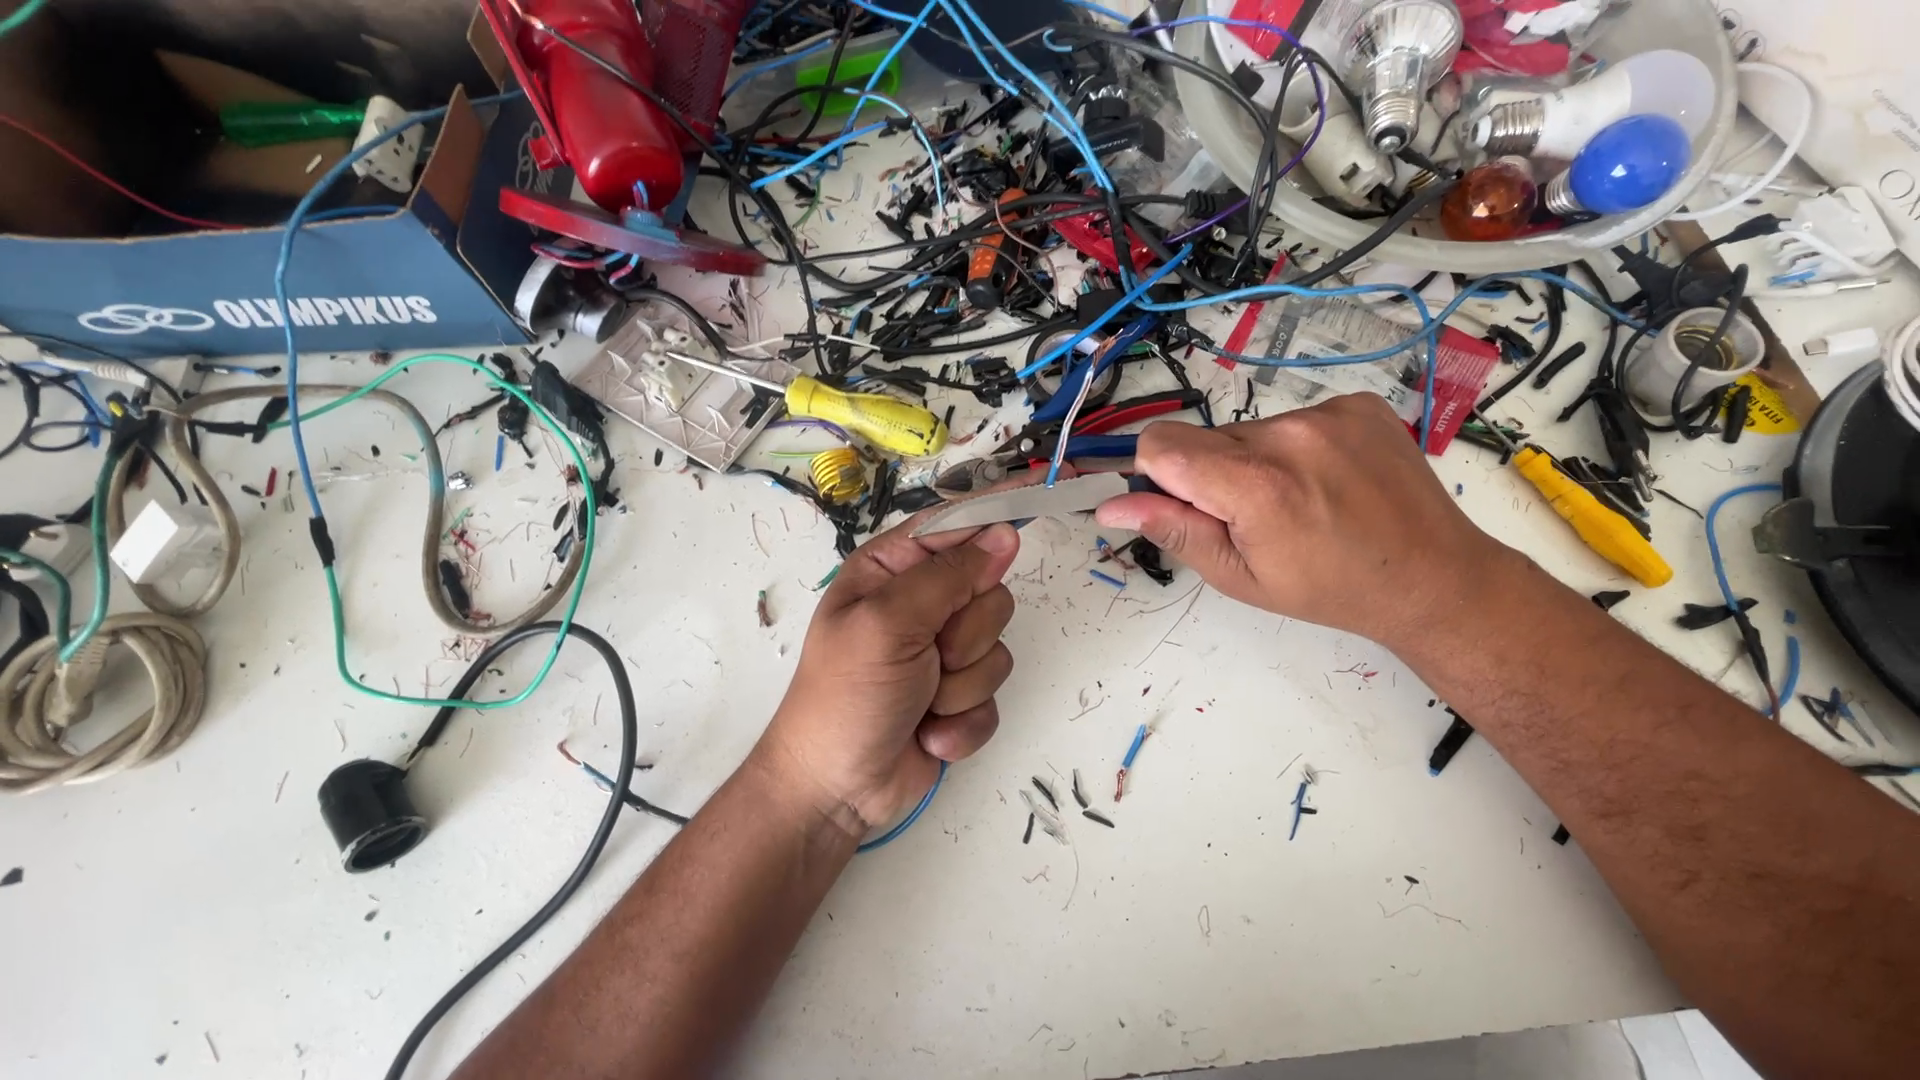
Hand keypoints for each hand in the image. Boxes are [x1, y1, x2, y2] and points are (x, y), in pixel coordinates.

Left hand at [754, 517, 1021, 842]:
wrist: (836, 788)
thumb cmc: (847, 695)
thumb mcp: (888, 623)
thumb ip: (948, 576)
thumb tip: (1003, 534)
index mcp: (891, 571)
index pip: (954, 528)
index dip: (991, 521)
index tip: (1029, 509)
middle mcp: (922, 605)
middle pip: (989, 592)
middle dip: (964, 634)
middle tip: (927, 657)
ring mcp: (942, 653)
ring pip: (997, 648)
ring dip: (960, 686)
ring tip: (919, 703)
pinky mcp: (960, 698)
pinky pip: (994, 695)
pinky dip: (963, 721)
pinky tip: (929, 733)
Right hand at [1095, 393, 1509, 647]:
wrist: (1433, 577)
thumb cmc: (1328, 589)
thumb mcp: (1239, 576)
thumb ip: (1173, 530)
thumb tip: (1110, 504)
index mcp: (1254, 484)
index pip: (1158, 443)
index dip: (1158, 476)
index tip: (1188, 506)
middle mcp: (1287, 434)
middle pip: (1205, 438)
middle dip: (1211, 475)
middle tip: (1254, 518)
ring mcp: (1328, 413)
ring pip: (1249, 430)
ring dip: (1255, 462)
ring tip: (1298, 502)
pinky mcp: (1357, 404)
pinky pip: (1294, 419)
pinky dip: (1296, 448)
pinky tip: (1327, 482)